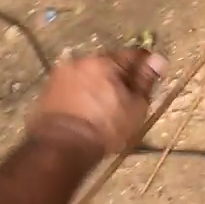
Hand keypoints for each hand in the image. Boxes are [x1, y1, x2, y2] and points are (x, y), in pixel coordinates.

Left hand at [26, 49, 166, 155]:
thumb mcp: (135, 106)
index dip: (147, 67)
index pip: (135, 55)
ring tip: (106, 106)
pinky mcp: (46, 91)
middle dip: (120, 76)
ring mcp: (60, 75)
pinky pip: (74, 86)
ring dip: (100, 84)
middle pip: (110, 63)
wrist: (60, 148)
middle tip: (128, 98)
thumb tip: (157, 60)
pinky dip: (83, 94)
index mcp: (105, 61)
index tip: (153, 81)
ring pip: (90, 75)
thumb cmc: (105, 127)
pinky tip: (88, 112)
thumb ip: (146, 80)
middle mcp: (81, 61)